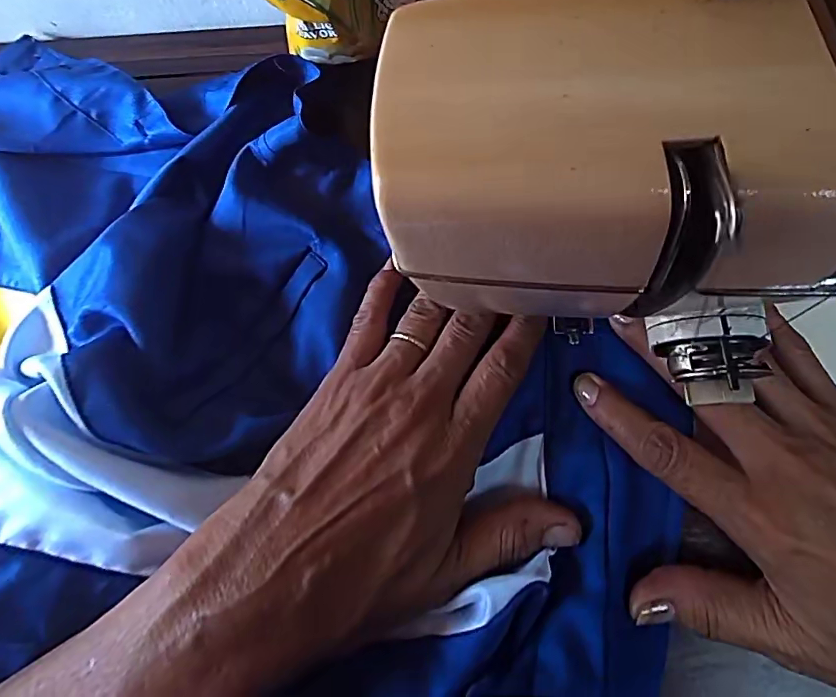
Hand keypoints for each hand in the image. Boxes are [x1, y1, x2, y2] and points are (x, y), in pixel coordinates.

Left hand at [0, 266, 574, 695]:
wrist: (258, 584)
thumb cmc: (360, 578)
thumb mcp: (445, 570)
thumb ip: (512, 534)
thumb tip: (577, 527)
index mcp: (456, 442)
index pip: (505, 365)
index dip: (530, 325)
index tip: (546, 296)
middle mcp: (421, 400)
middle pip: (471, 327)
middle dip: (498, 291)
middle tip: (518, 260)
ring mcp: (376, 383)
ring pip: (427, 316)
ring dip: (454, 282)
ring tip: (476, 252)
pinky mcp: (338, 380)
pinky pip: (367, 320)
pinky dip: (386, 287)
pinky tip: (401, 261)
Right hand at [574, 307, 835, 696]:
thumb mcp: (788, 634)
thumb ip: (709, 604)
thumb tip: (643, 595)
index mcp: (760, 515)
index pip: (673, 455)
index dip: (623, 418)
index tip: (589, 385)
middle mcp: (784, 457)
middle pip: (705, 390)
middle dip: (657, 350)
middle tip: (623, 316)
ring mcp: (820, 427)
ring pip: (751, 365)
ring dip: (706, 333)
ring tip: (671, 301)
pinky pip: (803, 361)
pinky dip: (772, 330)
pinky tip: (750, 307)